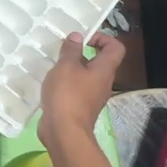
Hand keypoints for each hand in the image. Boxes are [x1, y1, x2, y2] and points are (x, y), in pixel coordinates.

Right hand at [37, 32, 124, 152]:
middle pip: (100, 61)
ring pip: (86, 76)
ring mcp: (93, 96)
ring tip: (53, 67)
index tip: (83, 39)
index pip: (116, 47)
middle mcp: (103, 82)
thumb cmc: (67, 94)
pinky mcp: (81, 107)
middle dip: (82, 53)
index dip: (102, 38)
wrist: (64, 131)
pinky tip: (51, 85)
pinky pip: (77, 89)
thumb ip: (71, 50)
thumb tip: (77, 36)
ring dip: (72, 69)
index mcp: (104, 70)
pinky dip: (66, 83)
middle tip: (62, 52)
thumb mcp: (65, 66)